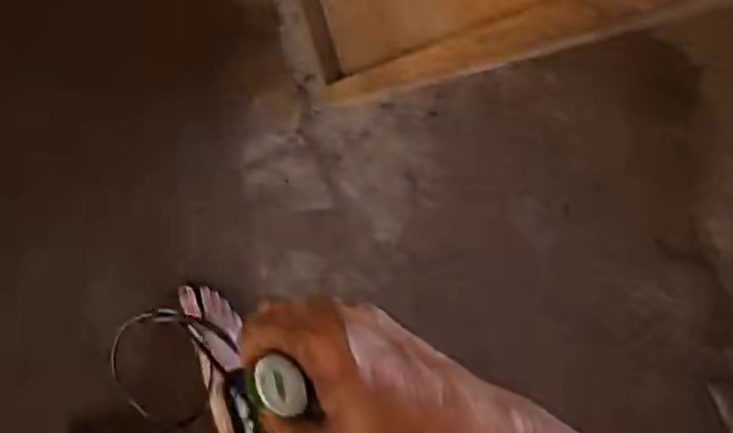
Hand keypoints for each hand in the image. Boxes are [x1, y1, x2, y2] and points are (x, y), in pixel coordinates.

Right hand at [240, 298, 576, 432]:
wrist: (483, 432)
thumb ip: (287, 424)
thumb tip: (268, 411)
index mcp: (319, 340)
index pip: (256, 329)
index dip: (250, 360)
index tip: (262, 389)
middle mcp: (332, 313)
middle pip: (273, 313)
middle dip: (270, 349)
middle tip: (286, 390)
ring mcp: (356, 311)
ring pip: (300, 314)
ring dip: (295, 343)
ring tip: (319, 389)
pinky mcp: (377, 318)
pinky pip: (329, 320)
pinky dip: (322, 341)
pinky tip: (347, 381)